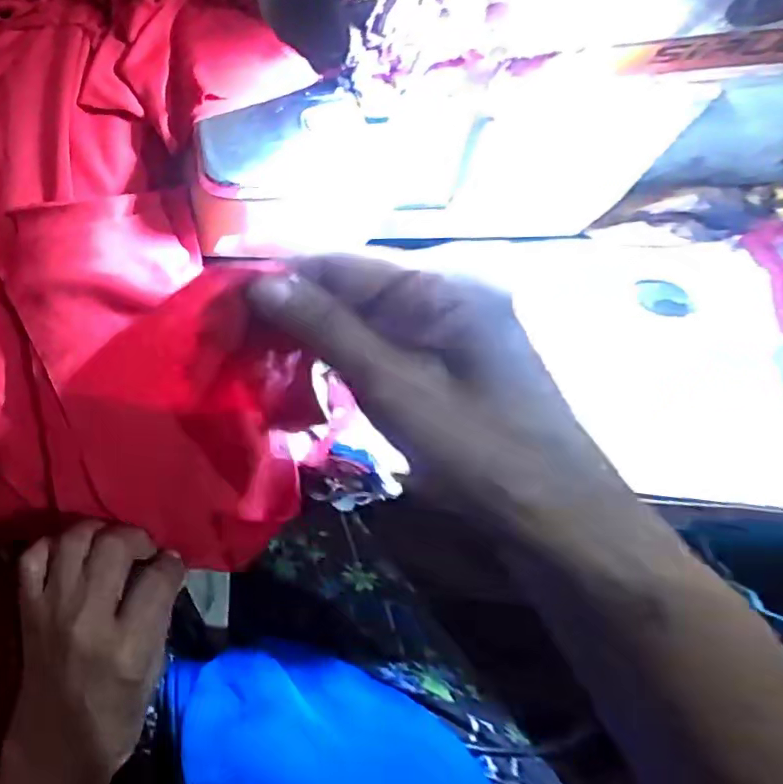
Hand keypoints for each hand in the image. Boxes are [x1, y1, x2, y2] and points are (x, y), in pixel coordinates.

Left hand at [0, 523, 185, 783]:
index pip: (155, 584)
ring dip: (95, 531)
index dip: (169, 564)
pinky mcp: (26, 602)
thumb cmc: (114, 715)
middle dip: (134, 537)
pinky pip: (34, 554)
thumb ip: (157, 621)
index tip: (172, 559)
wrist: (56, 735)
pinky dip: (52, 544)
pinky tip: (67, 551)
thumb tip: (164, 573)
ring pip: (72, 541)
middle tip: (142, 545)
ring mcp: (51, 604)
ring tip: (107, 540)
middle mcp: (87, 617)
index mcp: (126, 646)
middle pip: (112, 548)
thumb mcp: (150, 675)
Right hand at [245, 254, 640, 548]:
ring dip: (296, 328)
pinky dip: (322, 347)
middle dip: (282, 305)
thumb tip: (258, 283)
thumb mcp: (392, 385)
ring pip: (344, 309)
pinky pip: (361, 333)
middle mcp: (441, 289)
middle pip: (337, 282)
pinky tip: (292, 365)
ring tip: (250, 350)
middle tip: (229, 333)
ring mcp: (438, 320)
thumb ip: (324, 327)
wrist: (559, 522)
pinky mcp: (430, 350)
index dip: (274, 278)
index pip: (334, 261)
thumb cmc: (480, 450)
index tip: (223, 304)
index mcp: (443, 284)